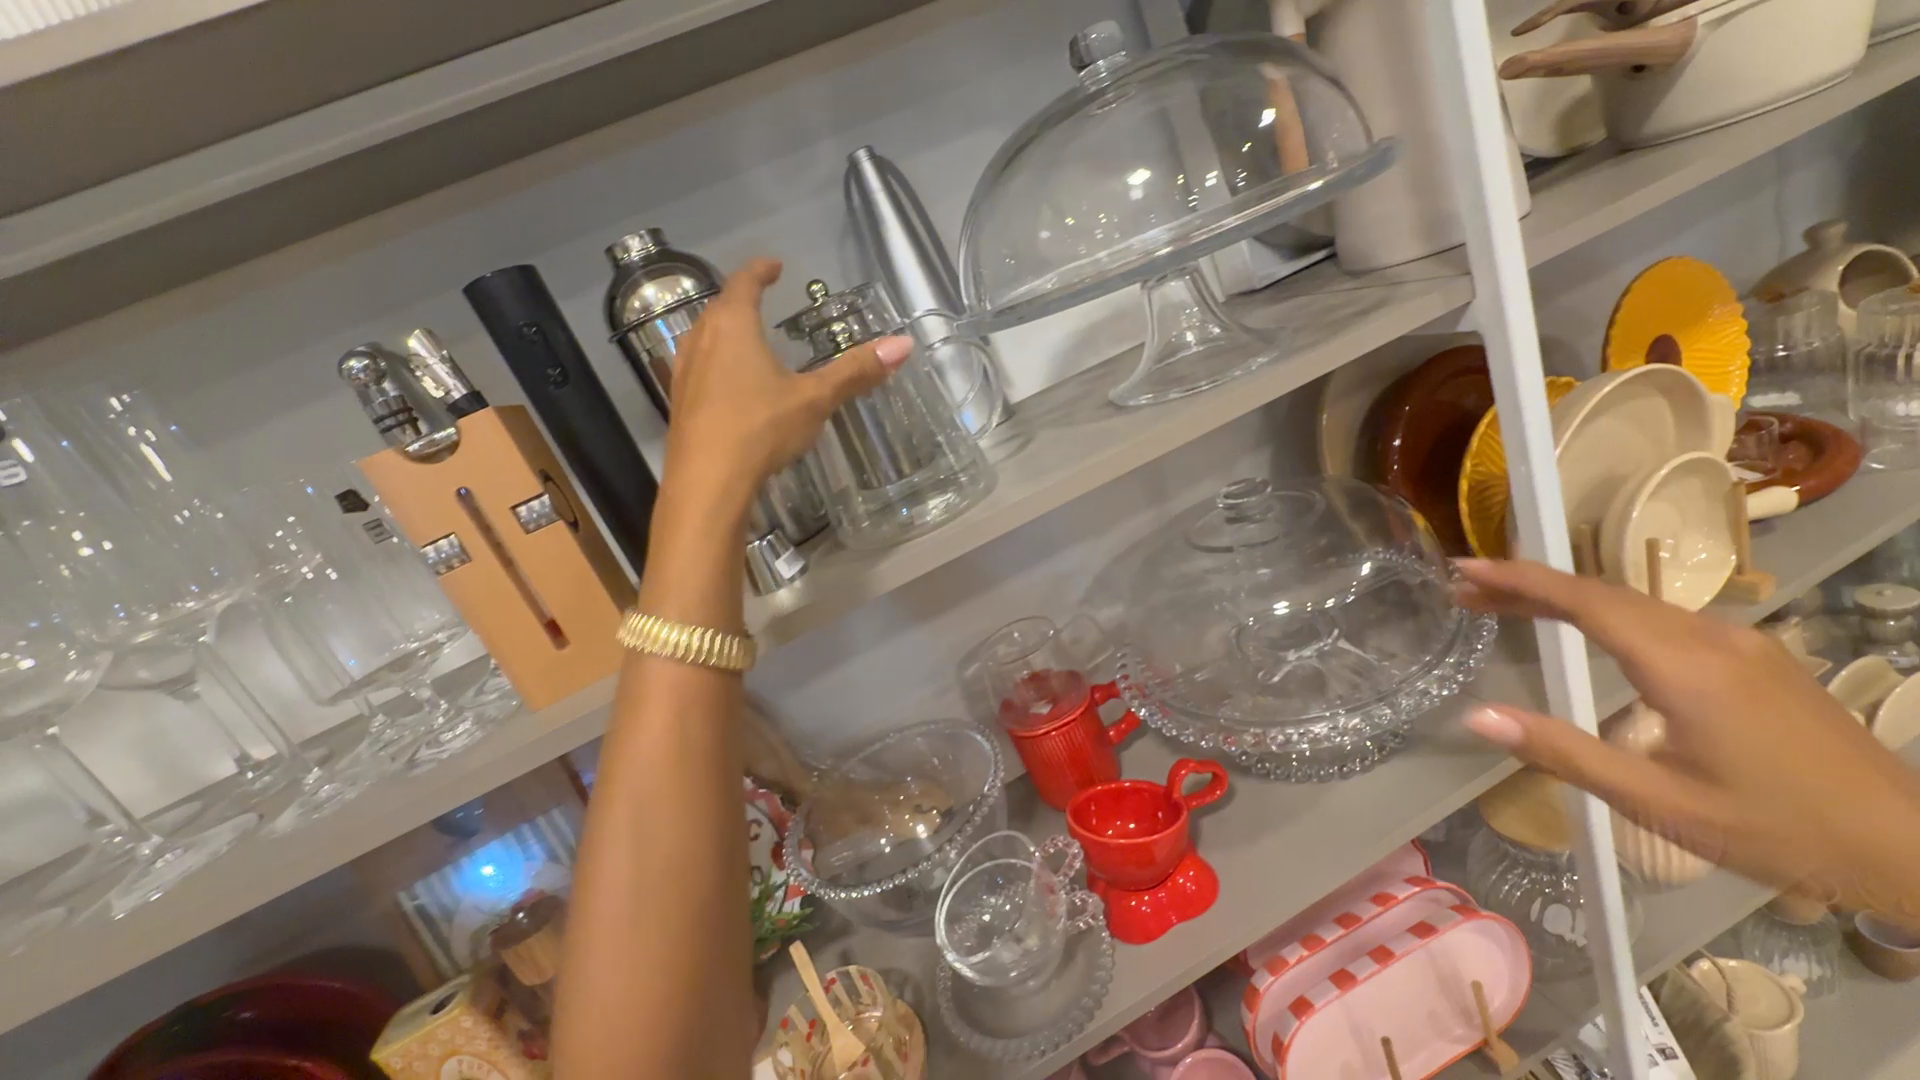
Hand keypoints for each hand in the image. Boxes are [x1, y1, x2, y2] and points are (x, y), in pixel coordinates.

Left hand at [662, 257, 910, 517]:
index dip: (760, 271)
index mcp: (733, 326)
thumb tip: (903, 344)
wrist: (707, 482)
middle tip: (762, 299)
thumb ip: (855, 371)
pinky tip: (729, 384)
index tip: (775, 266)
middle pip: (720, 307)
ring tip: (746, 338)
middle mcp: (702, 340)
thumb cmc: (760, 428)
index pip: (744, 283)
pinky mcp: (679, 403)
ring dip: (724, 331)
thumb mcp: (815, 399)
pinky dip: (716, 362)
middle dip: (741, 299)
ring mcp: (684, 372)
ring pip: (703, 337)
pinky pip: (698, 368)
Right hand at [1455, 558, 1919, 922]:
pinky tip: (1587, 632)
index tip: (1464, 569)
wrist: (1909, 845)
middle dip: (1529, 585)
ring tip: (1508, 607)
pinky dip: (1607, 615)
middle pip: (1605, 593)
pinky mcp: (1757, 660)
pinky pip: (1664, 620)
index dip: (1519, 579)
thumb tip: (1476, 715)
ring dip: (1566, 599)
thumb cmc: (1776, 830)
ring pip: (1635, 603)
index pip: (1585, 601)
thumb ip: (1563, 752)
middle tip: (1466, 590)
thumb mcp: (1656, 801)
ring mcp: (1742, 645)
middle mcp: (1713, 638)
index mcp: (1685, 666)